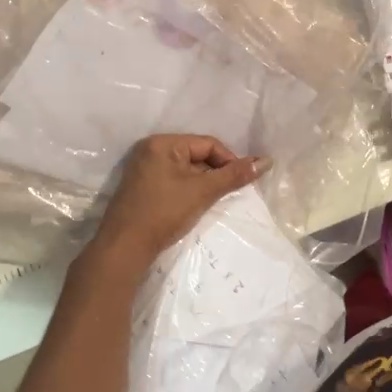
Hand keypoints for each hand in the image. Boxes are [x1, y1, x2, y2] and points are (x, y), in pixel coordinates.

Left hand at [90, 135, 266, 269]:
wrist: (125, 248)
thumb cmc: (164, 213)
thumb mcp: (203, 191)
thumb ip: (234, 175)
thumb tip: (266, 160)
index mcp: (163, 143)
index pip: (208, 144)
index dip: (228, 161)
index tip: (239, 182)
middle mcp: (150, 149)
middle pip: (197, 155)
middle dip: (214, 173)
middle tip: (225, 193)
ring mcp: (143, 168)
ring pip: (186, 169)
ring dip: (202, 183)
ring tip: (209, 201)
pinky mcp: (141, 186)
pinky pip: (173, 179)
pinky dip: (187, 189)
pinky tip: (192, 205)